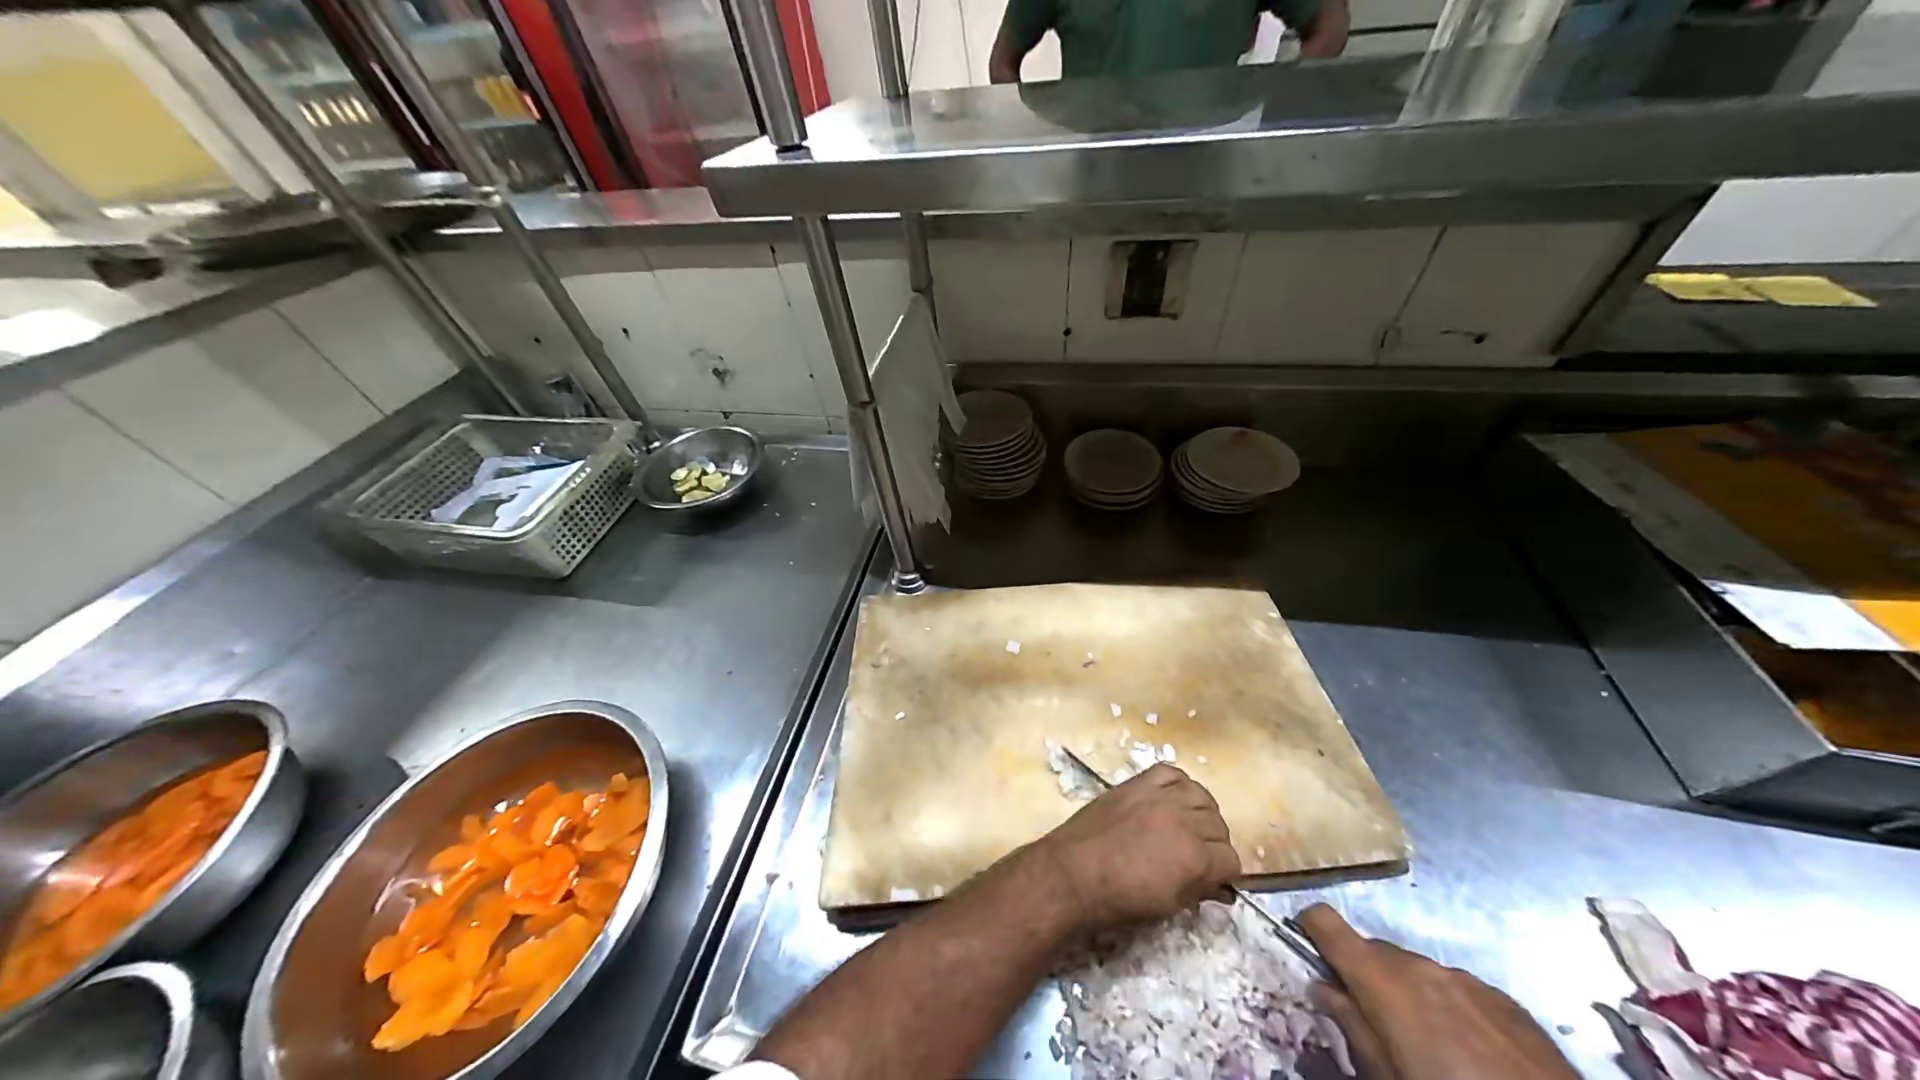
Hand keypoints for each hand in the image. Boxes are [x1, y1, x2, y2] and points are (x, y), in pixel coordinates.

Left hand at [1030, 764, 1239, 930]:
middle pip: (1219, 826)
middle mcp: (1183, 820)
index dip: (1225, 873)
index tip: (1215, 879)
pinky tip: (1172, 799)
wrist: (1072, 873)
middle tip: (1199, 856)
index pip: (1231, 860)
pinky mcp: (1136, 783)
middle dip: (1215, 844)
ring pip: (1200, 795)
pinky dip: (1177, 784)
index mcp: (1195, 857)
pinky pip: (1170, 773)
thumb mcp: (1168, 905)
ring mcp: (1159, 797)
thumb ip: (1198, 890)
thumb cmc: (1119, 899)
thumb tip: (1220, 887)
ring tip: (1188, 826)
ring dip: (1201, 812)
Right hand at [1299, 905, 1580, 1079]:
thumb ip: (1350, 1026)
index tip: (1306, 947)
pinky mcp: (1506, 1002)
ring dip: (1409, 994)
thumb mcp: (1385, 1074)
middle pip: (1374, 952)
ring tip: (1425, 1042)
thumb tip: (1324, 989)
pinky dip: (1449, 1009)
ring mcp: (1467, 980)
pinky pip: (1460, 991)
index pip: (1325, 922)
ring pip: (1418, 972)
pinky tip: (1467, 1051)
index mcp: (1382, 978)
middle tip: (1369, 1018)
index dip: (1310, 928)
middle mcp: (1421, 965)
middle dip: (1365, 976)